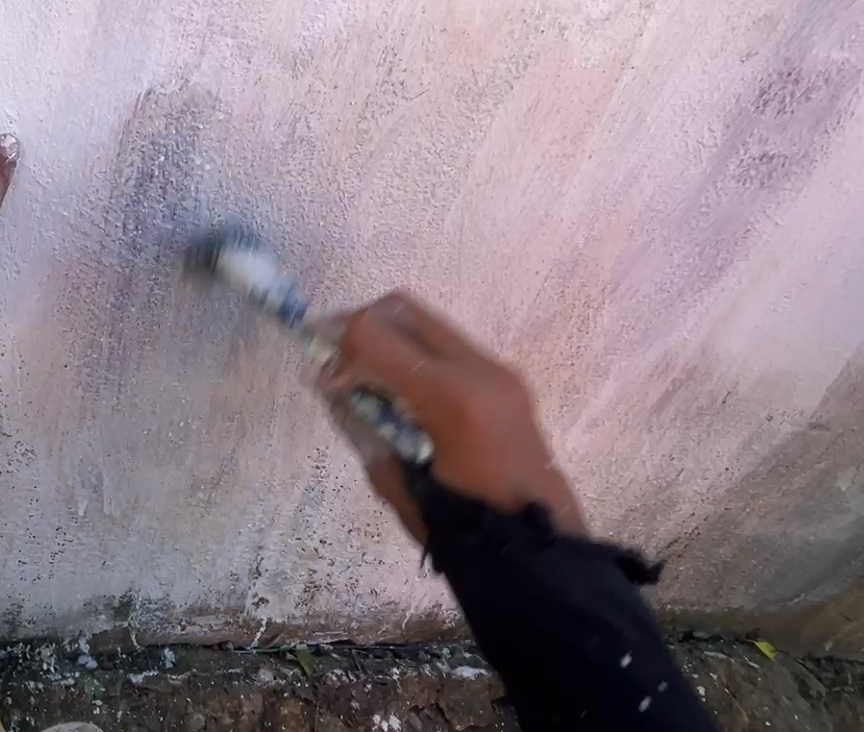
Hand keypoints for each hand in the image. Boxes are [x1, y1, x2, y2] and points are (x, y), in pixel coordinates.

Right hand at [317, 292, 584, 541]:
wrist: (538, 553)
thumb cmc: (460, 527)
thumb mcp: (392, 477)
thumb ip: (357, 420)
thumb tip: (328, 382)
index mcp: (452, 397)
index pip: (375, 333)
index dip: (338, 347)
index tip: (325, 378)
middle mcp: (479, 369)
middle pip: (400, 309)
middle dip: (358, 325)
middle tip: (335, 355)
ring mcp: (497, 370)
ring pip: (423, 322)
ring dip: (386, 338)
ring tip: (365, 375)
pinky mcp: (504, 378)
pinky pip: (444, 346)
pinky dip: (411, 354)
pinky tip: (400, 389)